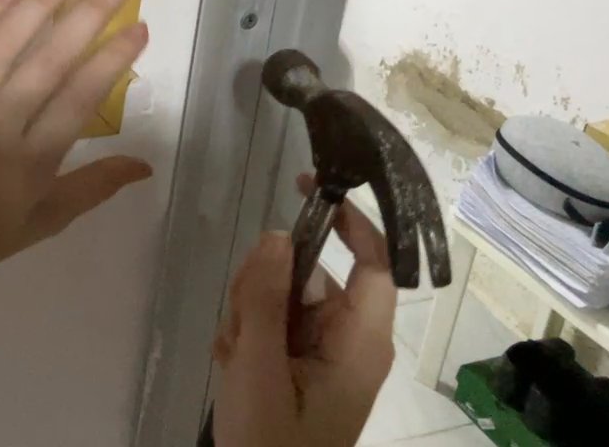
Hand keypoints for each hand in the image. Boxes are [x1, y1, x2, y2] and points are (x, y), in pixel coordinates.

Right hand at [211, 178, 398, 446]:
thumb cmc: (270, 441)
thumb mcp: (259, 367)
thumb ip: (265, 298)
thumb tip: (276, 233)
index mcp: (359, 342)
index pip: (373, 265)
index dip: (351, 222)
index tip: (307, 187)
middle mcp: (349, 340)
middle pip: (311, 272)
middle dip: (266, 282)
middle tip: (240, 320)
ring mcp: (324, 351)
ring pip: (284, 293)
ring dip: (250, 310)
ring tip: (235, 352)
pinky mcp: (303, 362)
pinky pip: (274, 319)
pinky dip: (248, 331)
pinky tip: (235, 360)